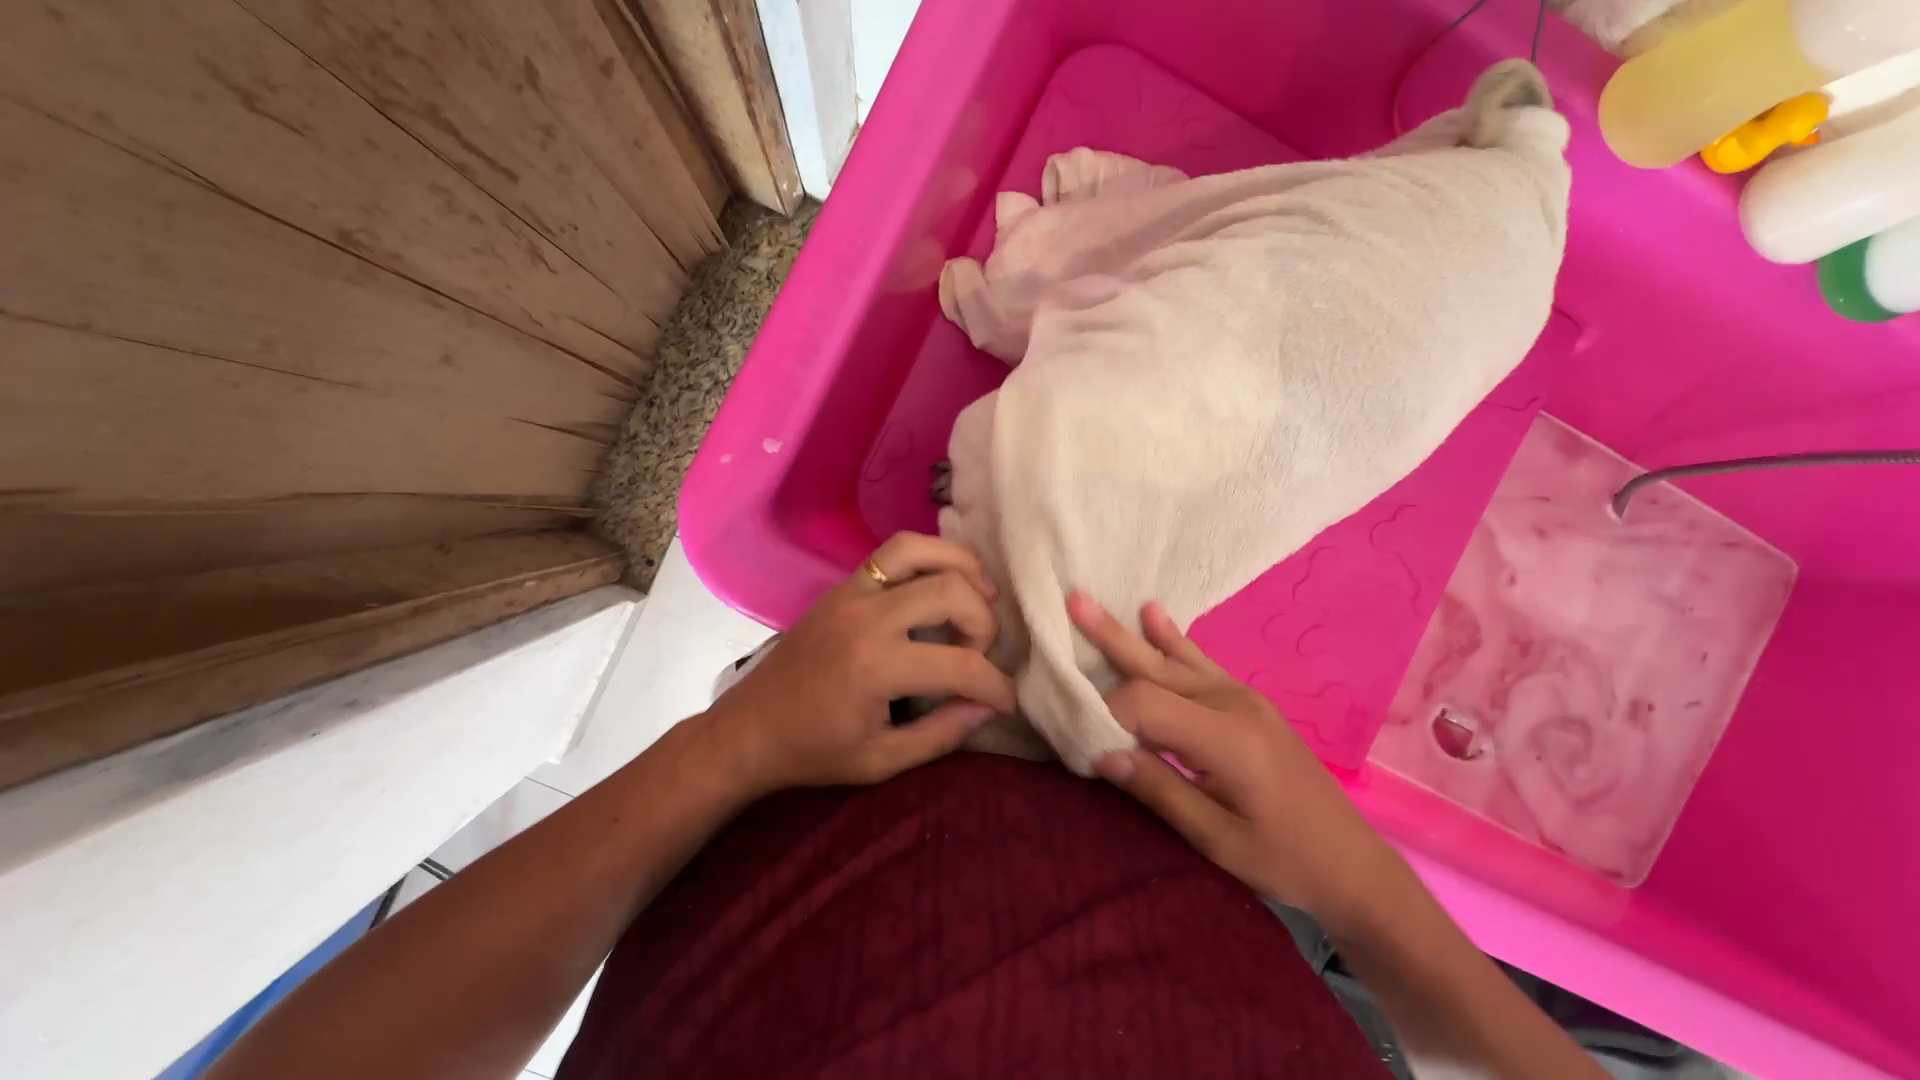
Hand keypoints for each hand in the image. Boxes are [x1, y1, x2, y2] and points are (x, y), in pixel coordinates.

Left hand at [705, 532, 1017, 796]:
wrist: (748, 730)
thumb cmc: (813, 752)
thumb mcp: (881, 761)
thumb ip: (942, 735)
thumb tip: (987, 707)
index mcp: (875, 668)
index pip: (961, 666)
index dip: (996, 686)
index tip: (1005, 702)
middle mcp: (866, 618)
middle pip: (952, 591)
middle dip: (984, 623)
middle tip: (981, 654)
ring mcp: (851, 593)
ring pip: (921, 549)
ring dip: (962, 569)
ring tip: (979, 599)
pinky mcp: (842, 586)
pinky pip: (894, 551)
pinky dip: (929, 557)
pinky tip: (942, 585)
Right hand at [1070, 592, 1398, 921]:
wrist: (1352, 863)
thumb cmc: (1284, 859)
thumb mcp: (1217, 839)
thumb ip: (1159, 789)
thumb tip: (1100, 752)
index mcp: (1226, 739)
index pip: (1145, 705)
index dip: (1104, 715)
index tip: (1075, 736)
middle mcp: (1234, 705)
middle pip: (1157, 668)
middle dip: (1109, 640)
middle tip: (1071, 603)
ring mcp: (1244, 699)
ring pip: (1174, 661)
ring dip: (1130, 635)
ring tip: (1090, 604)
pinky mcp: (1249, 704)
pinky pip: (1201, 665)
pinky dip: (1173, 640)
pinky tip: (1153, 614)